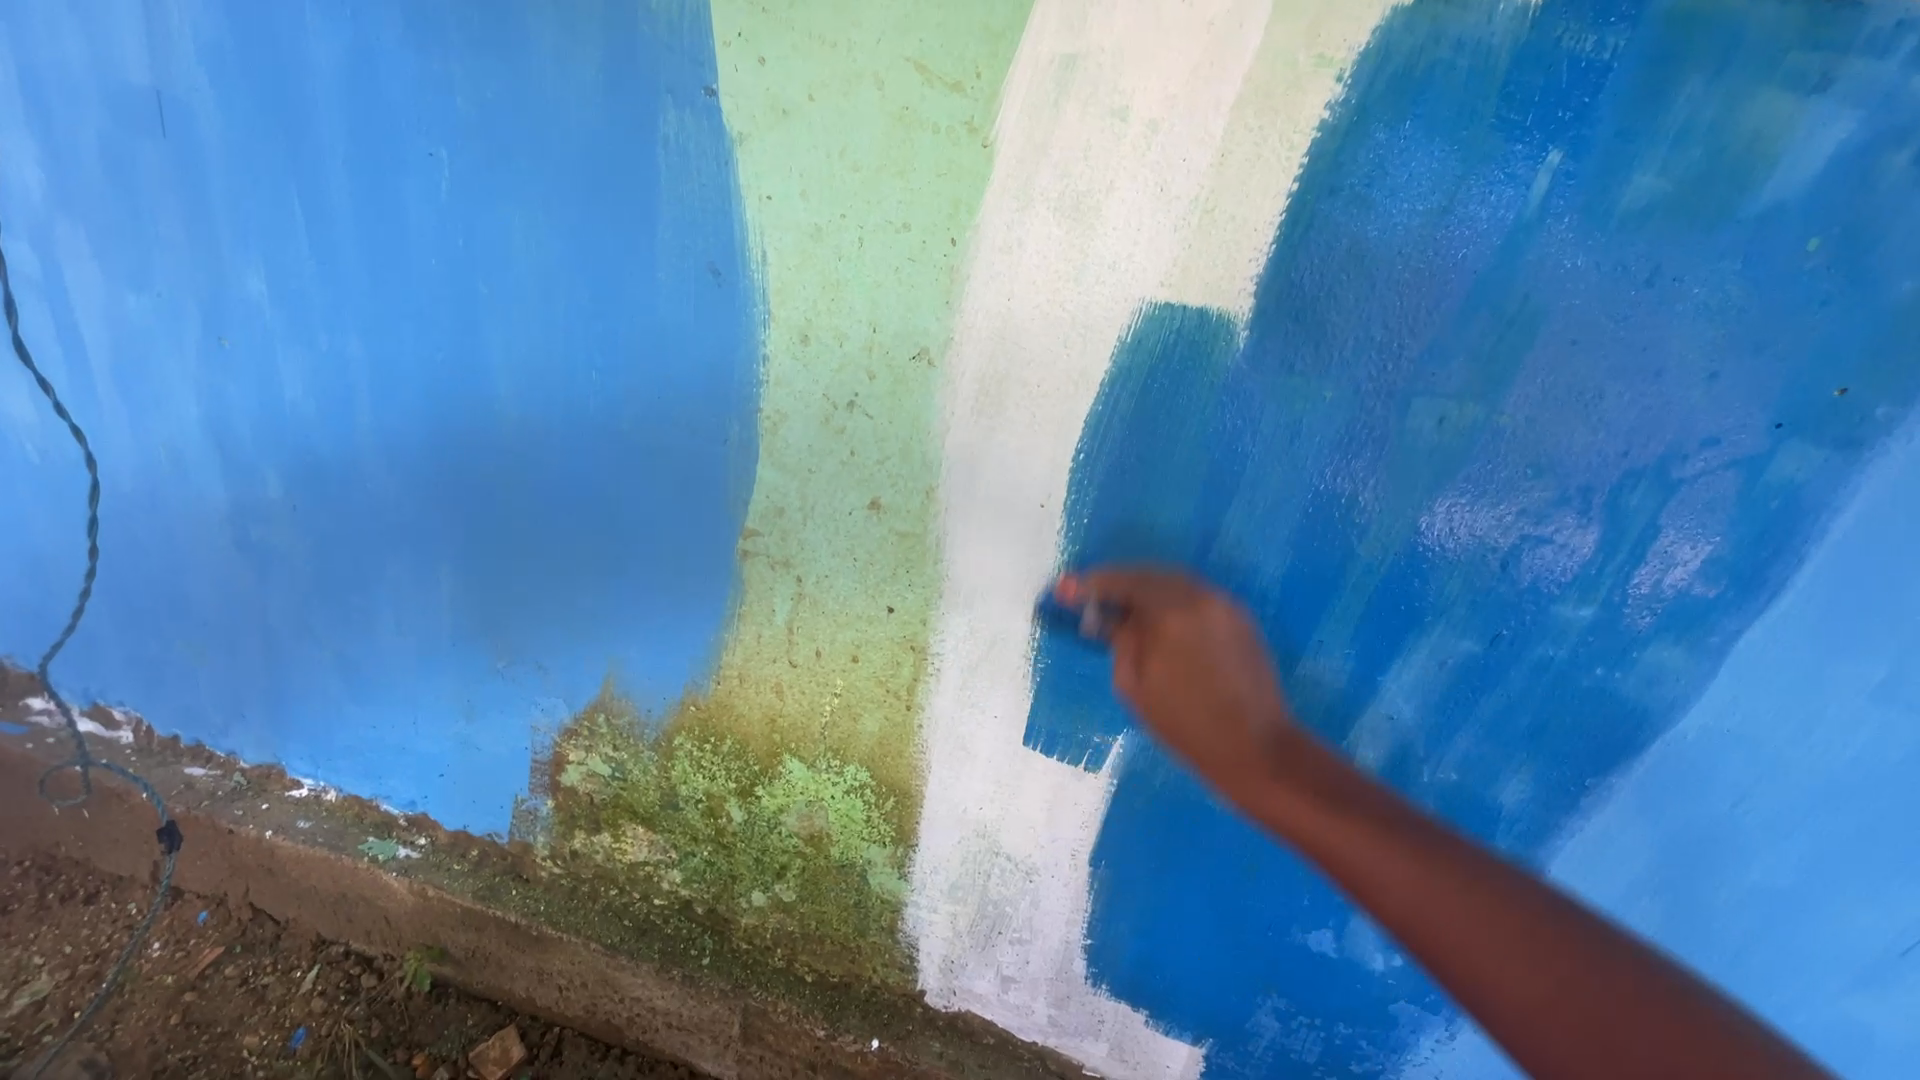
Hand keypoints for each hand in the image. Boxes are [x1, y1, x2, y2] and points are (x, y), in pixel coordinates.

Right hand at [1055, 566, 1295, 806]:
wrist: (1256, 747)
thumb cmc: (1186, 725)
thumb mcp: (1135, 686)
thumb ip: (1121, 641)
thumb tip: (1111, 618)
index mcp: (1170, 613)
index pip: (1123, 583)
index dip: (1091, 585)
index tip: (1065, 589)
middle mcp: (1199, 597)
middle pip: (1150, 575)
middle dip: (1118, 584)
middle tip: (1091, 596)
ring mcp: (1224, 604)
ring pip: (1175, 582)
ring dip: (1145, 590)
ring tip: (1121, 608)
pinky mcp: (1240, 617)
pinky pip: (1196, 596)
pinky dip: (1170, 600)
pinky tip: (1157, 619)